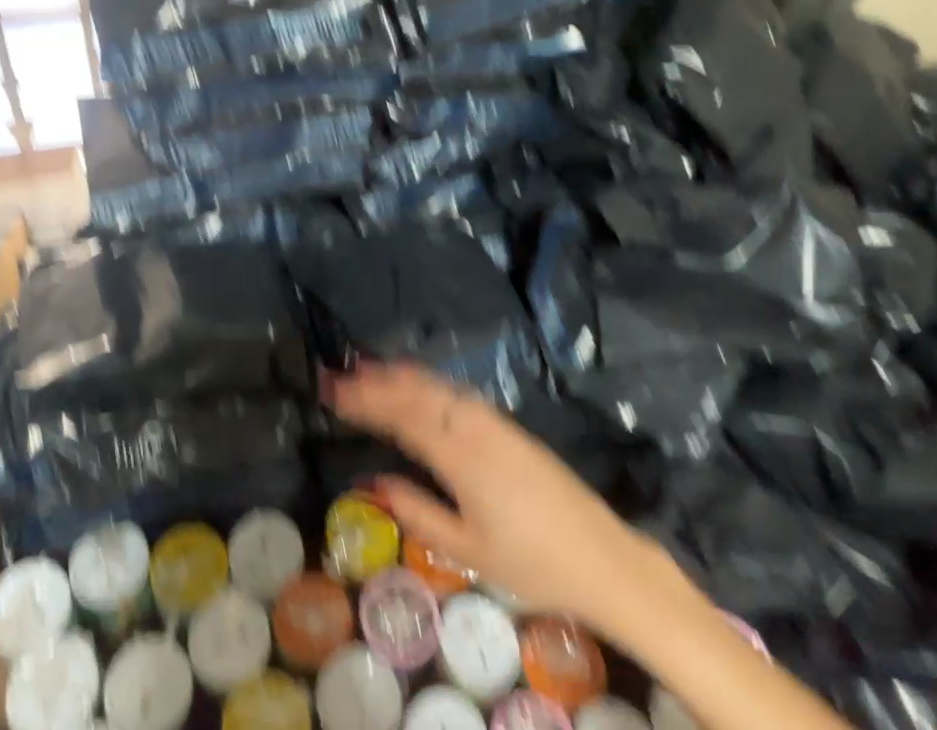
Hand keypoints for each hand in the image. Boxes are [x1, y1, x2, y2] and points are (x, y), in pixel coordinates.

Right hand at [325, 358, 668, 622]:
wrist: (604, 560)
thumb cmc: (533, 565)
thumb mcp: (468, 551)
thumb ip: (418, 514)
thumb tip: (377, 483)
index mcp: (463, 460)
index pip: (404, 418)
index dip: (366, 402)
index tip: (332, 392)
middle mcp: (480, 432)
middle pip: (422, 395)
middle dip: (378, 382)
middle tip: (340, 376)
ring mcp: (501, 428)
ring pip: (444, 390)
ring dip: (405, 378)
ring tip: (370, 371)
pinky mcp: (514, 433)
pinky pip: (464, 398)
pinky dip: (434, 386)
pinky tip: (423, 389)